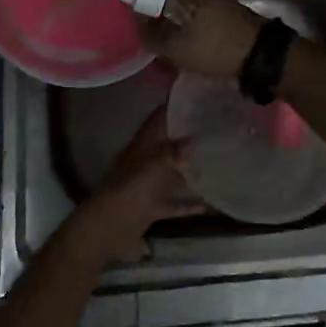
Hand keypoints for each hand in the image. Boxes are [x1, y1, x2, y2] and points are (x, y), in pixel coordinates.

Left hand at [66, 106, 206, 264]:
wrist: (108, 229)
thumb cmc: (128, 193)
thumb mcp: (151, 169)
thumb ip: (172, 153)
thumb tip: (194, 139)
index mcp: (141, 147)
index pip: (157, 120)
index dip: (173, 107)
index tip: (196, 98)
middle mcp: (144, 162)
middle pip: (167, 145)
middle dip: (187, 138)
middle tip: (216, 129)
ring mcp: (148, 186)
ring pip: (172, 173)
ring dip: (190, 170)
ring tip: (217, 161)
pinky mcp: (152, 207)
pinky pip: (174, 203)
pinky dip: (189, 203)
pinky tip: (210, 204)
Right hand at [135, 0, 265, 79]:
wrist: (262, 58)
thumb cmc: (216, 47)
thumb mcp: (178, 48)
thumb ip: (154, 36)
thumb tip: (140, 23)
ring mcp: (220, 0)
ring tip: (158, 9)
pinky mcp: (228, 14)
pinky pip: (199, 5)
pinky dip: (185, 9)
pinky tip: (180, 21)